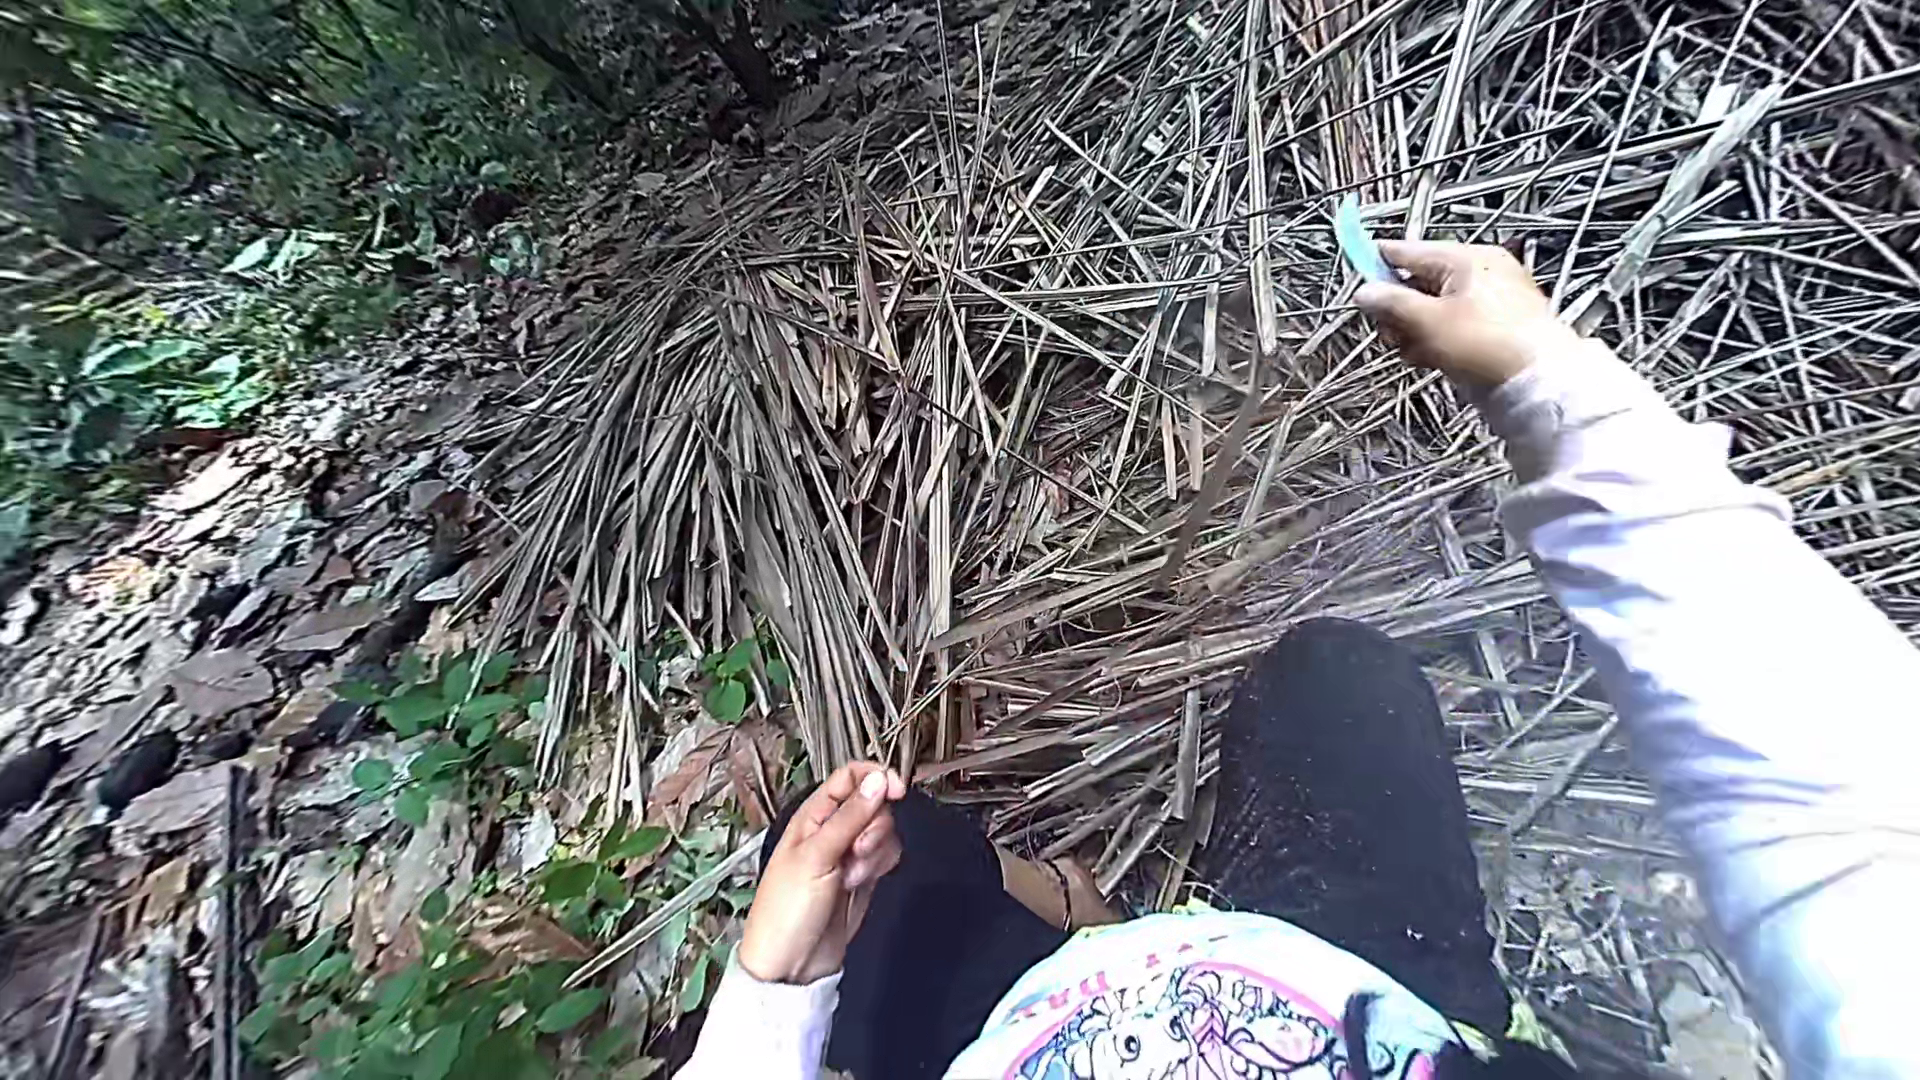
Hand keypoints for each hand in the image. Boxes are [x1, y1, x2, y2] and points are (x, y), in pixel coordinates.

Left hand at [737, 762, 906, 983]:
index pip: (851, 776)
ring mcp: (848, 851)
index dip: (875, 777)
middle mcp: (833, 827)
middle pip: (873, 802)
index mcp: (814, 814)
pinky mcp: (863, 872)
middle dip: (874, 825)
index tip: (896, 789)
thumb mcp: (816, 856)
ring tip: (852, 874)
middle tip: (857, 850)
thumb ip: (850, 816)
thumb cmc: (786, 910)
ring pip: (883, 828)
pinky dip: (880, 865)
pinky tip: (861, 881)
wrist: (791, 969)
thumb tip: (878, 779)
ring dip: (876, 850)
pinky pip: (886, 853)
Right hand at [1353, 240, 1580, 387]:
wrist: (1530, 377)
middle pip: (1413, 284)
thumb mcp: (1426, 320)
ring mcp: (1482, 298)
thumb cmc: (1489, 343)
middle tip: (1394, 331)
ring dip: (1410, 331)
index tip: (1356, 260)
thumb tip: (1365, 292)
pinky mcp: (1484, 323)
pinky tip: (1431, 355)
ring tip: (1419, 349)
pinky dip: (1429, 340)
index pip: (1408, 251)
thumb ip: (1390, 303)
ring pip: (1424, 309)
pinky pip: (1441, 324)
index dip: (1378, 260)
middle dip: (1395, 311)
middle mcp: (1477, 273)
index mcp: (1467, 260)